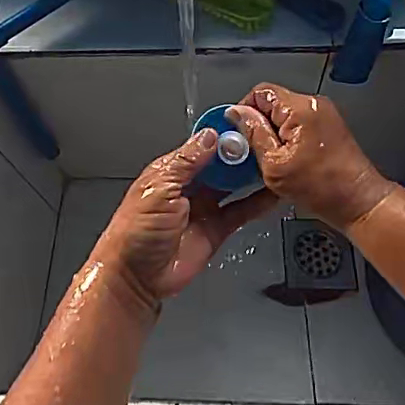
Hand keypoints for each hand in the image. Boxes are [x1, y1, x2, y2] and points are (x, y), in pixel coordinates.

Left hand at [90, 129, 279, 309]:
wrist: (136, 278)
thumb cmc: (133, 233)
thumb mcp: (160, 188)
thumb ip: (186, 162)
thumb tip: (208, 137)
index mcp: (169, 171)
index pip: (200, 146)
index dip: (220, 136)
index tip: (241, 127)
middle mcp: (187, 186)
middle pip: (220, 164)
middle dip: (239, 154)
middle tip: (261, 145)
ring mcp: (202, 207)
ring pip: (233, 185)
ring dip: (249, 176)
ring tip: (270, 163)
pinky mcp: (215, 229)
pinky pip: (240, 211)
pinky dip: (257, 203)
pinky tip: (270, 193)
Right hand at [226, 84, 394, 228]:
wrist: (358, 201)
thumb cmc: (324, 188)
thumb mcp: (275, 164)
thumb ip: (254, 134)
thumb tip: (237, 113)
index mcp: (300, 109)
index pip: (259, 92)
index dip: (243, 110)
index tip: (237, 131)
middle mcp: (313, 105)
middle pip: (271, 102)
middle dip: (257, 125)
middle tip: (253, 151)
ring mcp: (322, 114)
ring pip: (282, 114)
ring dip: (271, 133)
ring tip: (272, 159)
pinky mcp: (326, 126)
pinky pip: (296, 123)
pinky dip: (286, 138)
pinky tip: (286, 160)